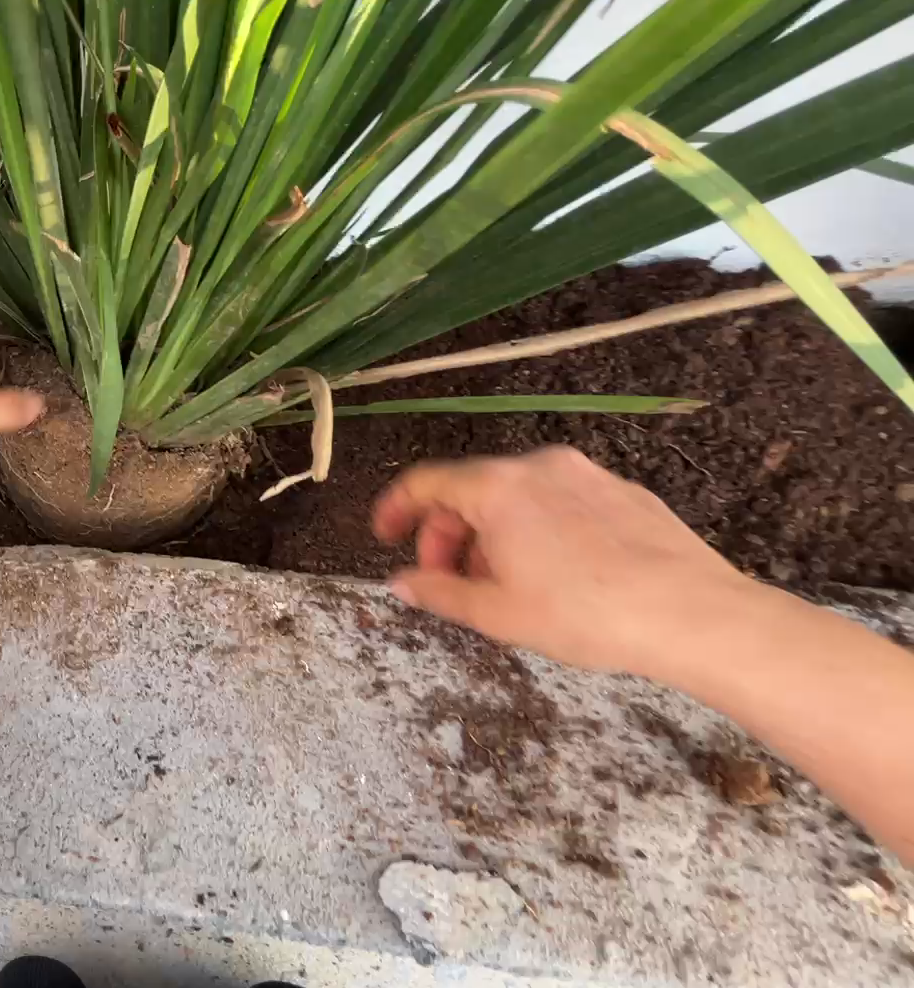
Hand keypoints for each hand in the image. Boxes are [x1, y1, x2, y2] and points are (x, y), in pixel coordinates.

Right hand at [371, 446, 763, 675]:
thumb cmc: (585, 614)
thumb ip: (435, 591)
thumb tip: (400, 583)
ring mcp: (588, 476)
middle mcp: (538, 467)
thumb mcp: (494, 612)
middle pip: (469, 490)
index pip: (423, 483)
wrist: (703, 620)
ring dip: (491, 533)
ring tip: (502, 580)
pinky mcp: (628, 493)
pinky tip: (553, 572)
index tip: (385, 536)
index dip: (395, 509)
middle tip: (447, 576)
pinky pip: (559, 502)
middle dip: (448, 533)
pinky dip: (536, 528)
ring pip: (515, 496)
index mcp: (496, 487)